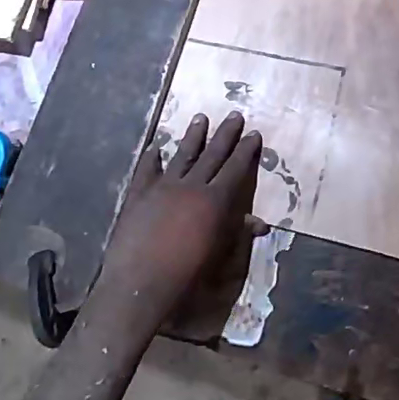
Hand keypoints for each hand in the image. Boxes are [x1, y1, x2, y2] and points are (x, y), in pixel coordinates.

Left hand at [93, 112, 262, 321]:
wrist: (139, 285)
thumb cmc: (186, 276)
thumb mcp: (220, 257)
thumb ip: (238, 234)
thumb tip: (260, 223)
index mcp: (214, 201)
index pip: (235, 168)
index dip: (246, 150)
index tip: (253, 133)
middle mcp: (191, 186)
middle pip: (212, 154)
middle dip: (225, 134)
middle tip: (235, 114)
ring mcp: (162, 188)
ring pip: (182, 155)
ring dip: (193, 136)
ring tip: (201, 117)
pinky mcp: (138, 196)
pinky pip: (146, 171)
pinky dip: (151, 158)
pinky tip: (155, 146)